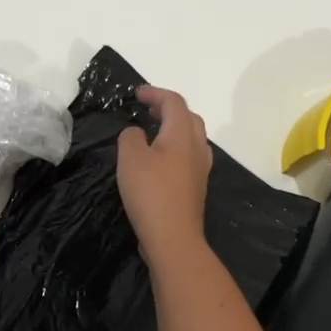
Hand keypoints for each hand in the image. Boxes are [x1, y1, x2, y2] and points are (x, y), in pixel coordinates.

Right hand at [116, 86, 212, 259]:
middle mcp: (197, 147)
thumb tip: (137, 134)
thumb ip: (131, 137)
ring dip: (174, 129)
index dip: (155, 93)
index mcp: (182, 134)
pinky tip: (160, 162)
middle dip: (168, 109)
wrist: (173, 236)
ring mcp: (200, 169)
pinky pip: (189, 157)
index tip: (137, 94)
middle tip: (147, 111)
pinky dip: (175, 149)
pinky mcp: (196, 188)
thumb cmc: (150, 193)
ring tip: (153, 134)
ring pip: (192, 138)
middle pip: (188, 118)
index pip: (173, 102)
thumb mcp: (130, 158)